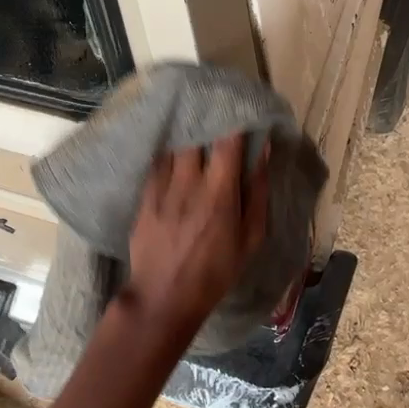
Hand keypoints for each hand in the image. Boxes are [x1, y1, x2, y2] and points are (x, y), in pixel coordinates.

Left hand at [122, 134, 269, 334]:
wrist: (164, 298)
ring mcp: (162, 188)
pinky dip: (166, 154)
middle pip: (195, 136)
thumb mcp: (250, 239)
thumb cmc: (215, 272)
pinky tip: (171, 151)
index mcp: (219, 193)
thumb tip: (264, 153)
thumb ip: (258, 192)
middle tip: (214, 114)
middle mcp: (189, 183)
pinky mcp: (144, 196)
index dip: (234, 121)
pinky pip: (156, 163)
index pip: (227, 143)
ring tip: (192, 126)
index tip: (241, 110)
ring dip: (185, 136)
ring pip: (173, 146)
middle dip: (205, 122)